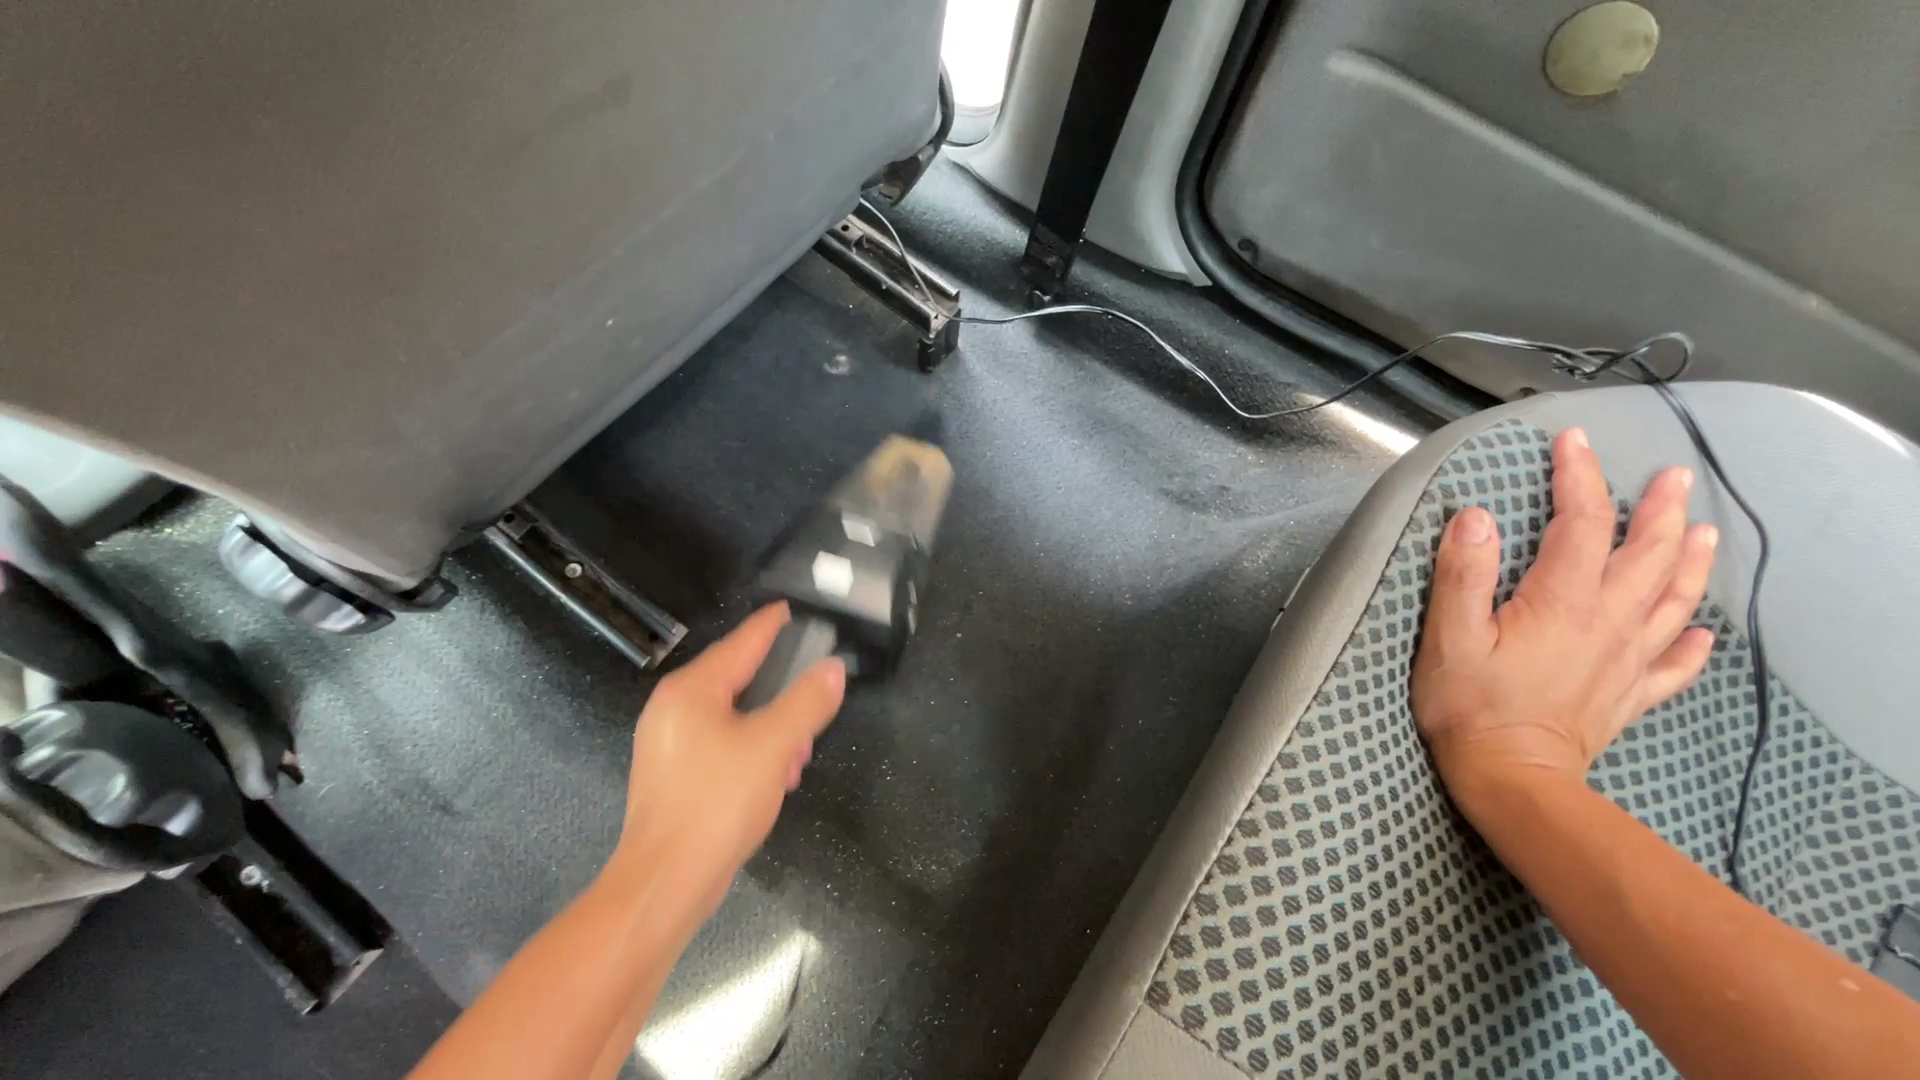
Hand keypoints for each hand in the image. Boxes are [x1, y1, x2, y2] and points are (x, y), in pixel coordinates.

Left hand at [608, 603, 844, 933]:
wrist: (665, 883)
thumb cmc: (718, 803)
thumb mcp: (774, 746)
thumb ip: (807, 702)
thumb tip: (833, 668)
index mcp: (691, 690)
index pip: (741, 643)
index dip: (771, 625)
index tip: (791, 607)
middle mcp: (672, 708)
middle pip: (736, 679)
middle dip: (779, 689)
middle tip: (815, 696)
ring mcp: (668, 744)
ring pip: (731, 716)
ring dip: (770, 726)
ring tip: (800, 750)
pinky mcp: (672, 776)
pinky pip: (720, 744)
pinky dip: (751, 749)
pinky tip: (774, 775)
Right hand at [1411, 428, 1717, 808]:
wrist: (1512, 777)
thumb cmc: (1470, 704)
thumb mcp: (1448, 634)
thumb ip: (1462, 573)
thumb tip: (1475, 516)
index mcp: (1563, 602)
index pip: (1581, 524)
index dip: (1579, 478)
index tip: (1574, 442)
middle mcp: (1607, 622)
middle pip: (1646, 556)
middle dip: (1660, 510)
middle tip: (1672, 476)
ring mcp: (1626, 660)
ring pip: (1673, 600)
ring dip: (1689, 560)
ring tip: (1702, 529)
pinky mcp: (1628, 693)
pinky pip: (1675, 664)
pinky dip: (1693, 643)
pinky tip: (1703, 631)